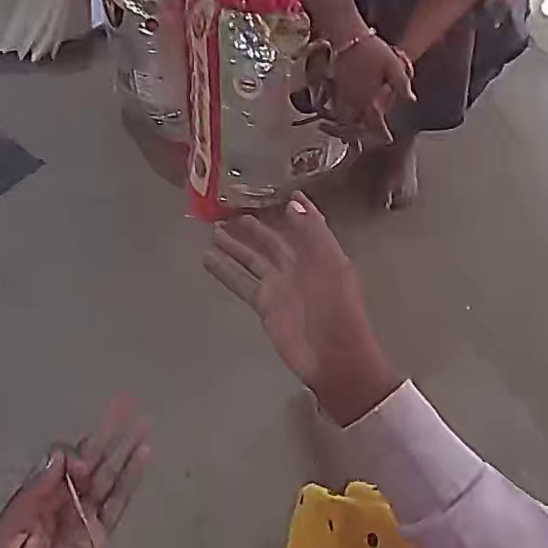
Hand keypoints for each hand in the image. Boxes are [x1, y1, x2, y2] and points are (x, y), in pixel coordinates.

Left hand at [0, 409, 150, 547]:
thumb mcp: (4, 543)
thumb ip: (31, 498)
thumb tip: (56, 457)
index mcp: (30, 504)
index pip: (56, 465)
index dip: (70, 457)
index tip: (79, 463)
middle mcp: (57, 507)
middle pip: (86, 464)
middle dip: (104, 435)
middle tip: (125, 404)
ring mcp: (81, 524)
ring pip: (106, 480)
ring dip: (123, 452)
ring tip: (141, 423)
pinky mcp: (99, 543)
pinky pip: (117, 505)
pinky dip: (130, 481)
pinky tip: (141, 459)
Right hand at [203, 193, 403, 425]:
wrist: (334, 355)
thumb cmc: (339, 309)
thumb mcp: (333, 264)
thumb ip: (314, 232)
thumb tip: (292, 202)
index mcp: (318, 253)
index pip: (300, 225)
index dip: (288, 209)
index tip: (270, 191)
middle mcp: (296, 266)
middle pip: (270, 241)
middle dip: (253, 226)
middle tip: (229, 210)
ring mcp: (278, 285)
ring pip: (252, 258)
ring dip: (234, 245)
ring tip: (214, 230)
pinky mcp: (264, 304)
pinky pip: (240, 282)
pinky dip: (224, 271)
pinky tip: (208, 258)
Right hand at [326, 35, 414, 145]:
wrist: (346, 36)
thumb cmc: (372, 50)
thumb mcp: (393, 65)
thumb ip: (402, 85)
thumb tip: (411, 100)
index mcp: (368, 98)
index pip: (375, 123)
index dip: (381, 133)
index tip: (387, 139)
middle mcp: (352, 101)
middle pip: (355, 126)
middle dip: (361, 134)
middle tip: (368, 138)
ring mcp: (340, 95)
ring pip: (342, 119)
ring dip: (349, 126)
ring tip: (355, 128)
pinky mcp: (333, 87)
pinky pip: (335, 108)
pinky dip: (339, 114)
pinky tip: (345, 112)